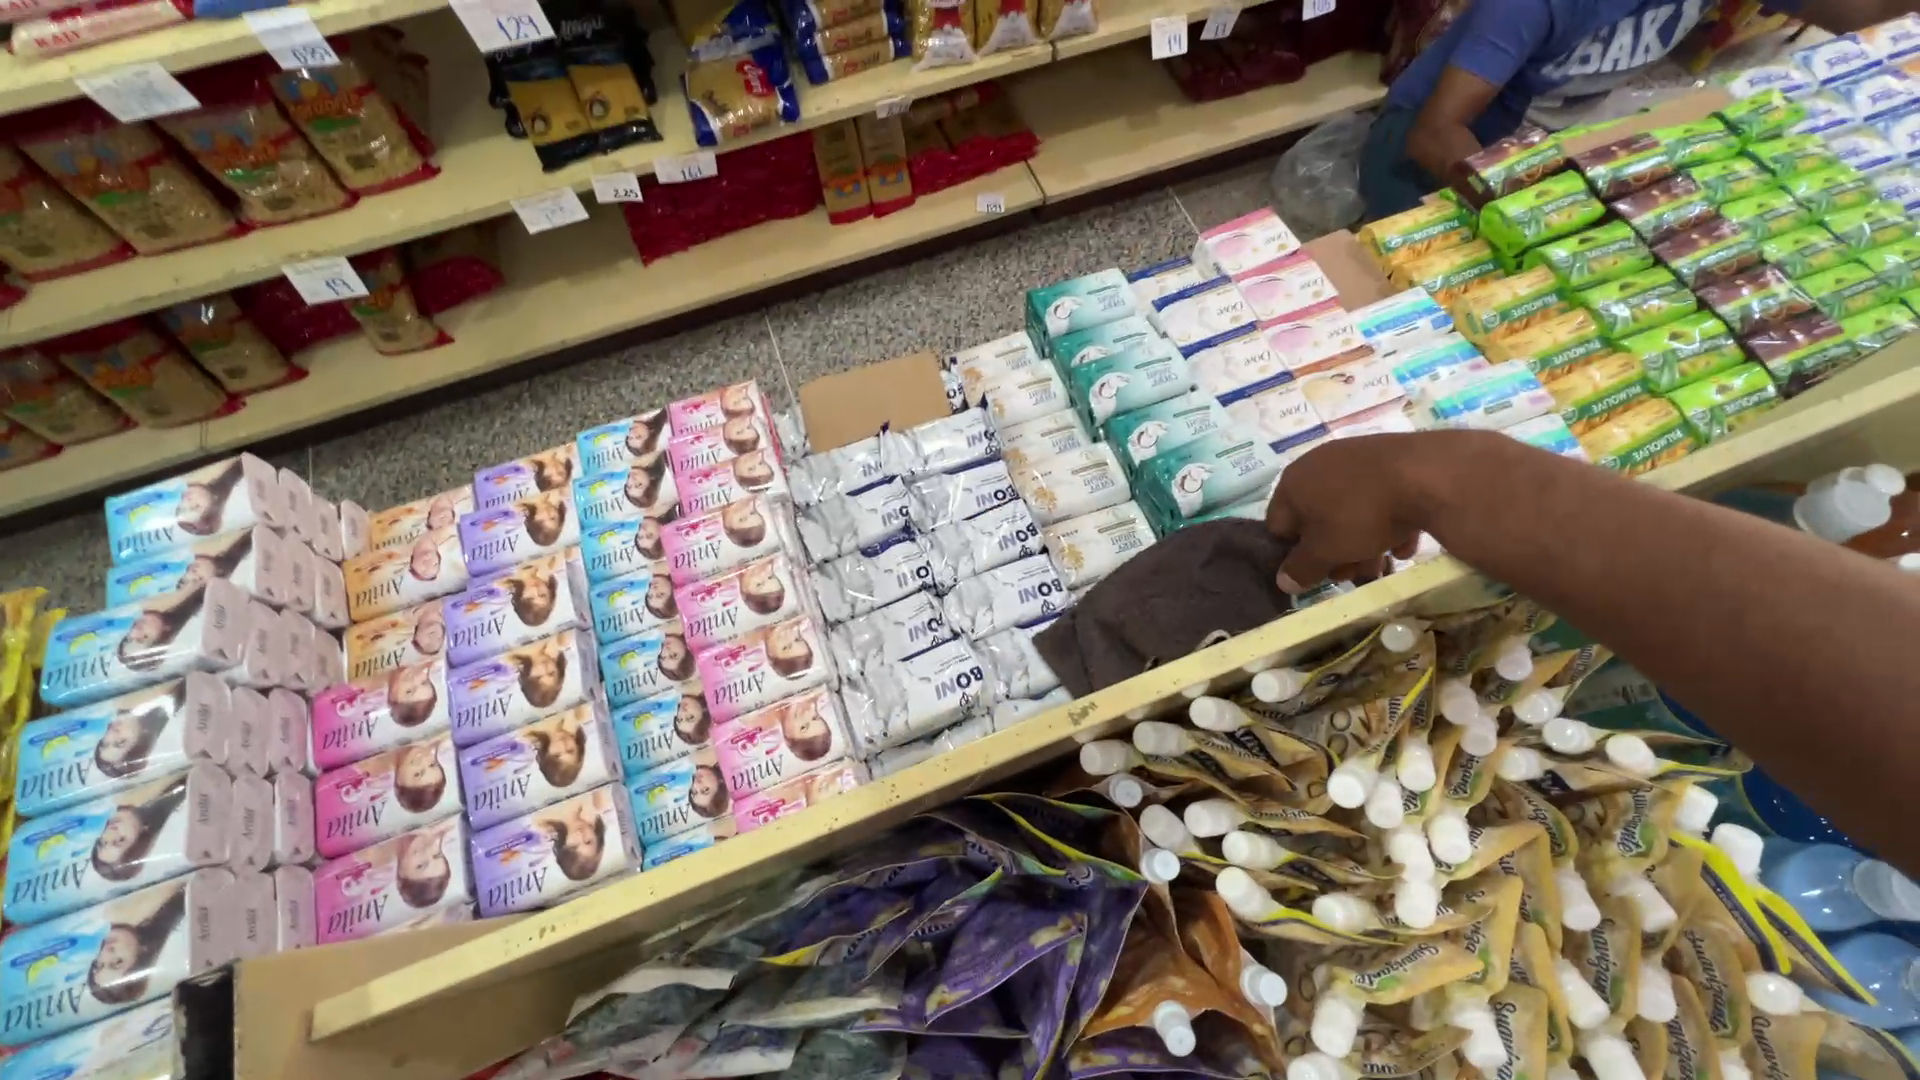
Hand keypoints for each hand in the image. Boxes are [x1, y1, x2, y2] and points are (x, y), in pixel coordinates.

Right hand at [1263, 433, 1441, 593]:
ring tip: (1383, 564)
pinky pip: (1378, 496)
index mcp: (1292, 483)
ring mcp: (1355, 458)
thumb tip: (1283, 582)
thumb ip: (1301, 569)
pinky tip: (1405, 541)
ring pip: (1350, 511)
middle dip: (1334, 553)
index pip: (1279, 527)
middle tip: (1353, 573)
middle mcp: (1317, 465)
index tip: (1317, 573)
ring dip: (1362, 543)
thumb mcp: (1327, 551)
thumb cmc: (1362, 513)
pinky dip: (1388, 520)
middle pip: (1317, 521)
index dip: (1295, 556)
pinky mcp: (1389, 458)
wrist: (1429, 474)